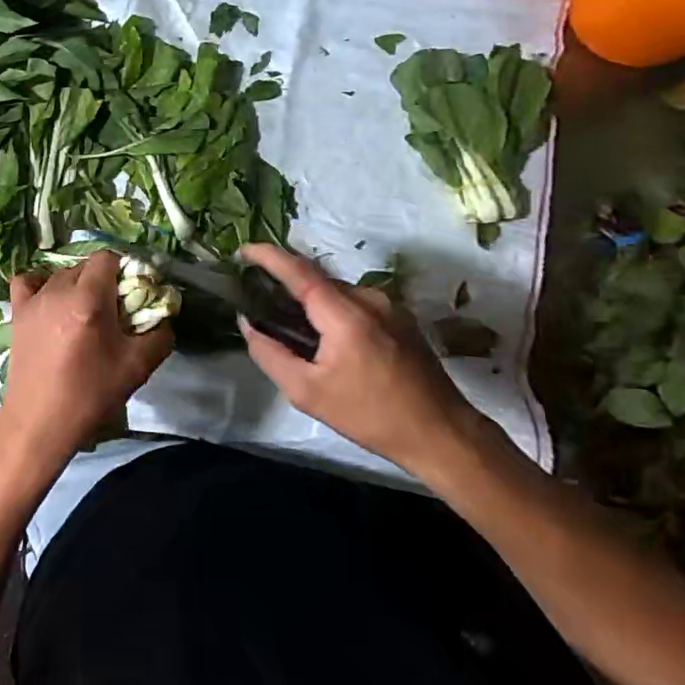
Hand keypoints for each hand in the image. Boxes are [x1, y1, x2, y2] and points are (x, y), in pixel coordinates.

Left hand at [0, 252, 172, 466]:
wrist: (40, 422)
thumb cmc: (90, 394)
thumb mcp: (137, 367)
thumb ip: (159, 335)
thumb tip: (163, 316)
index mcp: (88, 299)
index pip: (107, 258)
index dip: (123, 269)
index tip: (130, 293)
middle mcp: (58, 291)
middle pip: (84, 266)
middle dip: (101, 280)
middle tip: (111, 309)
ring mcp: (33, 300)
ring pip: (59, 275)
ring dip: (76, 286)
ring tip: (83, 313)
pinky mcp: (17, 313)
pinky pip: (27, 282)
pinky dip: (40, 284)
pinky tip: (50, 301)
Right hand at [238, 244, 476, 472]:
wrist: (441, 434)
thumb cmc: (370, 415)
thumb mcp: (307, 393)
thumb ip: (270, 354)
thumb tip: (248, 324)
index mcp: (346, 315)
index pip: (299, 272)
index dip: (268, 256)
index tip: (242, 250)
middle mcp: (370, 300)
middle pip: (317, 280)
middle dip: (285, 283)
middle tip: (257, 300)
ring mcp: (389, 307)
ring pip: (336, 292)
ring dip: (309, 302)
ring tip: (289, 326)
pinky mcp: (401, 319)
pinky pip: (355, 303)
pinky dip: (331, 311)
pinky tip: (324, 339)